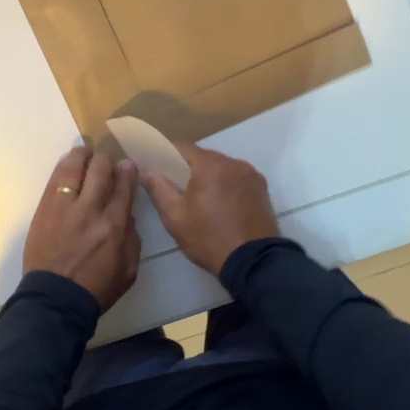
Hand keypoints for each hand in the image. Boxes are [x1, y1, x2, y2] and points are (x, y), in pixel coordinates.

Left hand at [22, 147, 139, 311]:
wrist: (56, 299)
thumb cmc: (96, 288)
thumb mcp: (129, 269)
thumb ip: (132, 238)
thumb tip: (127, 214)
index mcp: (114, 226)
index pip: (124, 187)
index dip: (127, 171)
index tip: (128, 164)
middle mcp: (90, 211)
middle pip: (100, 170)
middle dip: (106, 160)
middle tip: (105, 160)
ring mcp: (64, 208)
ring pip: (74, 168)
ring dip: (82, 156)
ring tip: (85, 152)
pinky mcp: (44, 209)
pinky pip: (54, 180)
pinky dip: (63, 166)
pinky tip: (68, 162)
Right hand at [140, 142, 279, 274]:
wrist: (254, 263)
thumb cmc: (209, 238)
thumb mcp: (176, 218)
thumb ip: (159, 190)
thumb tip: (146, 171)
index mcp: (210, 166)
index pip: (183, 146)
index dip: (168, 155)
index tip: (161, 170)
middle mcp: (234, 163)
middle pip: (205, 157)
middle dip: (191, 169)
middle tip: (181, 192)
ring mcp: (251, 175)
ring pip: (223, 169)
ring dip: (211, 178)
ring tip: (205, 203)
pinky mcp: (263, 190)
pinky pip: (238, 180)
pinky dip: (228, 187)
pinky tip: (224, 208)